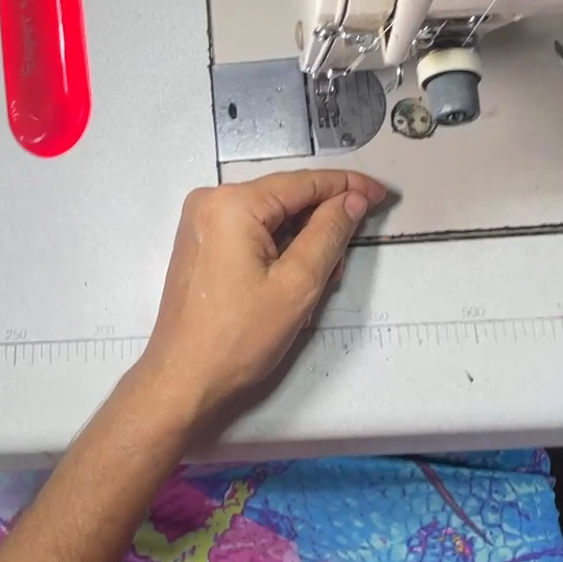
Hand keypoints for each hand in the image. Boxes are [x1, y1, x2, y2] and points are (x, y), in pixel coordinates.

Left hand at [124, 170, 387, 435]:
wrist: (184, 379)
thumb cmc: (236, 339)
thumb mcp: (298, 284)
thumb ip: (329, 234)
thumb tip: (351, 201)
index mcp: (231, 204)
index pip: (302, 182)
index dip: (346, 186)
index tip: (378, 194)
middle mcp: (210, 203)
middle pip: (284, 197)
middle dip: (323, 219)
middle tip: (354, 246)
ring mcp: (201, 224)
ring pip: (270, 216)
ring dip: (303, 238)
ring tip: (326, 274)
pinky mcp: (201, 245)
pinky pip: (250, 231)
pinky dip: (279, 247)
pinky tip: (298, 274)